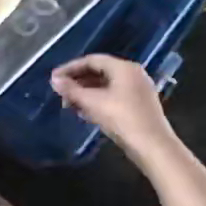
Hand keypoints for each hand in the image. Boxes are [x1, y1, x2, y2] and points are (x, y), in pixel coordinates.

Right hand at [50, 54, 175, 153]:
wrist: (152, 145)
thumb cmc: (122, 118)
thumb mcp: (93, 102)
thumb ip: (72, 90)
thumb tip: (54, 80)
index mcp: (124, 68)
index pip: (92, 60)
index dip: (70, 68)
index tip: (54, 78)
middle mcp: (132, 74)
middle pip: (99, 72)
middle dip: (77, 82)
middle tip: (60, 93)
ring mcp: (137, 90)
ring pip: (106, 85)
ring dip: (86, 93)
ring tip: (69, 104)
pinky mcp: (138, 105)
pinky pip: (113, 96)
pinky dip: (97, 101)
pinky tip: (85, 112)